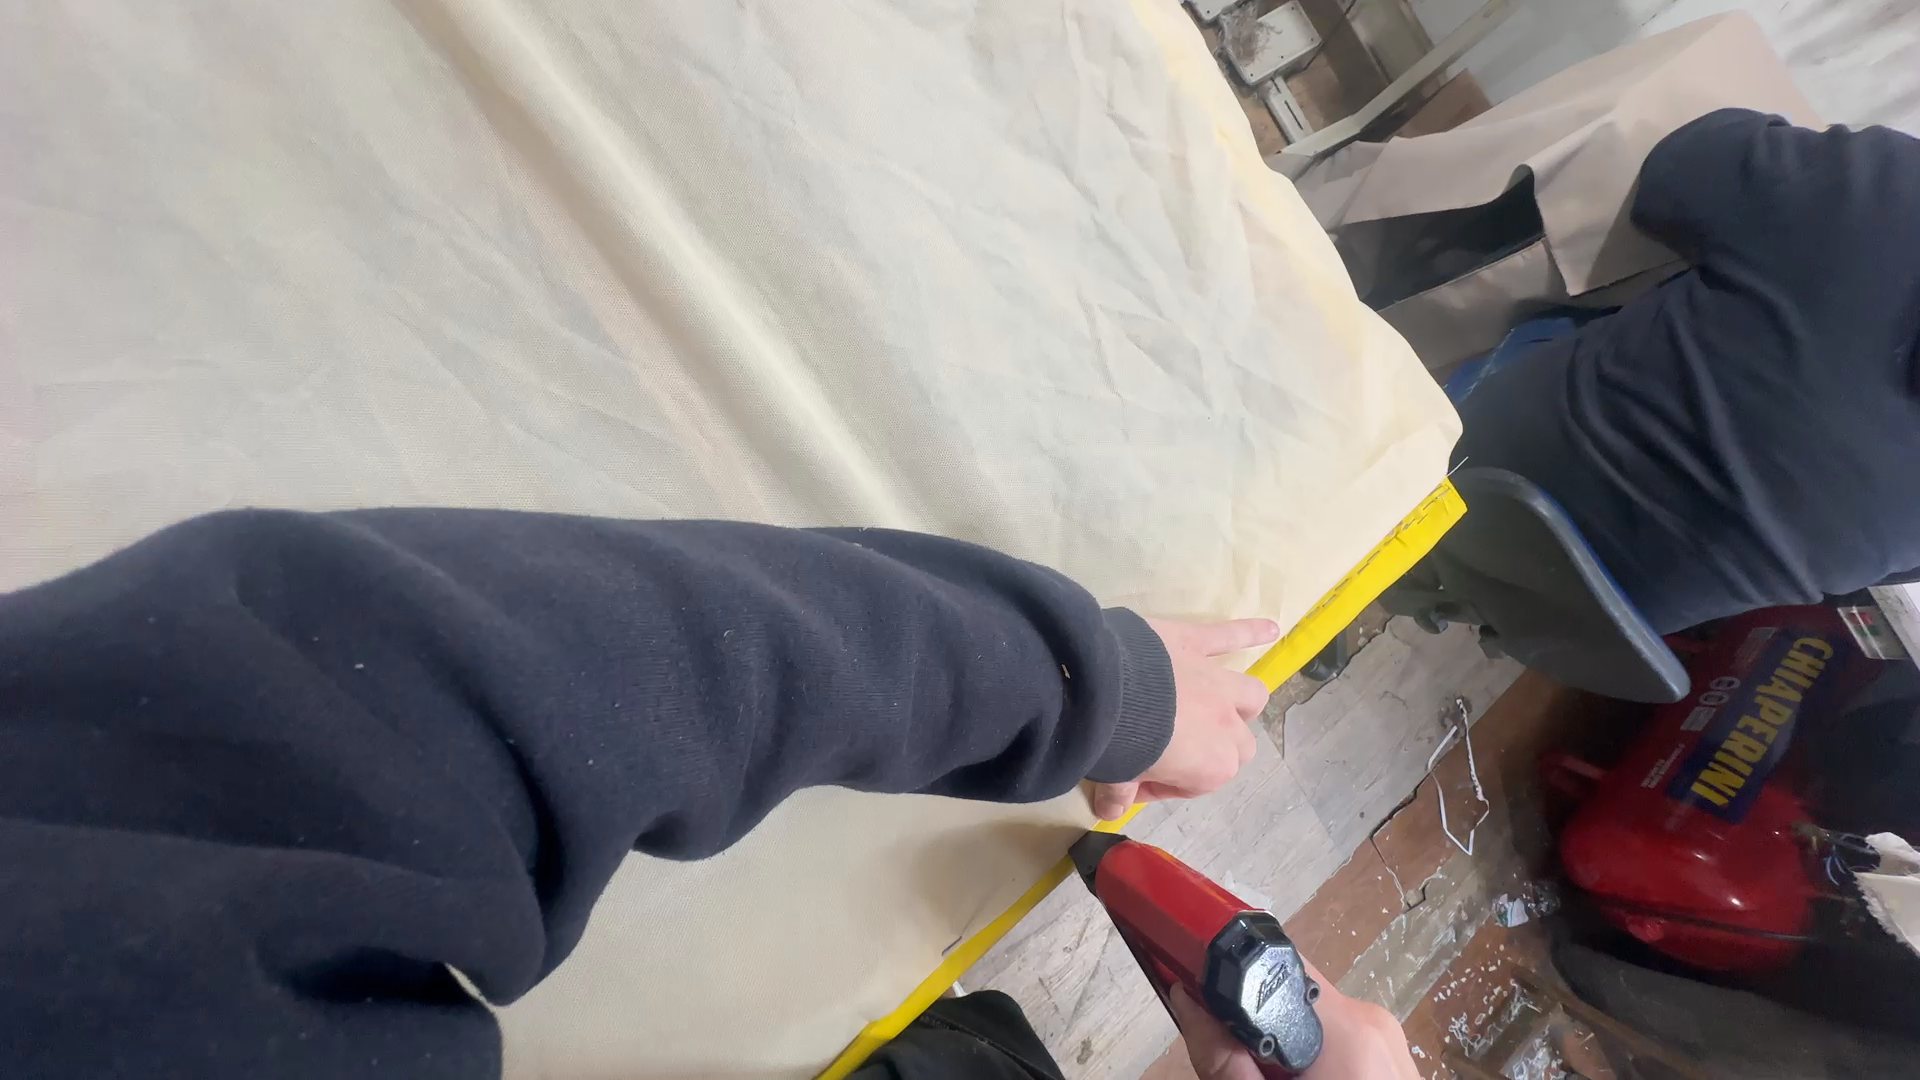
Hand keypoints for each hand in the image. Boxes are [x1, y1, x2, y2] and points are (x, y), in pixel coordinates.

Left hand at [1091, 617, 1277, 819]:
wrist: (1105, 690)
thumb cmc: (1118, 743)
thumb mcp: (1116, 777)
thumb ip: (1118, 795)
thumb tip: (1109, 811)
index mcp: (1212, 767)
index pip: (1196, 782)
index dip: (1165, 783)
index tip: (1135, 779)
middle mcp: (1225, 725)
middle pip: (1235, 744)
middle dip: (1212, 749)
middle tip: (1173, 747)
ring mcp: (1214, 680)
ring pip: (1249, 695)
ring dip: (1238, 703)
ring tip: (1225, 704)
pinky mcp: (1194, 643)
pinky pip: (1230, 635)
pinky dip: (1250, 632)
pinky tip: (1270, 628)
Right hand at [1164, 963, 1420, 1079]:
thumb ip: (1223, 1060)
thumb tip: (1184, 995)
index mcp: (1348, 1030)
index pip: (1277, 966)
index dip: (1237, 980)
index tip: (1213, 1010)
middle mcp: (1375, 1023)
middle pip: (1293, 992)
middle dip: (1262, 1019)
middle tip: (1250, 1070)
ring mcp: (1394, 1044)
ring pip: (1317, 1017)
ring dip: (1291, 1042)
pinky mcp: (1398, 1063)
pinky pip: (1344, 1041)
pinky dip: (1320, 1059)